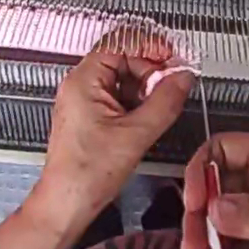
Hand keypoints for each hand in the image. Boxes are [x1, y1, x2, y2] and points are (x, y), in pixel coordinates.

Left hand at [25, 51, 193, 238]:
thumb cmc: (86, 174)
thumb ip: (165, 101)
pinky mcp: (91, 116)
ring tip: (163, 103)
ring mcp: (85, 100)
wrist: (65, 206)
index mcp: (84, 80)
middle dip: (151, 69)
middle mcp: (81, 85)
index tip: (172, 56)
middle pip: (123, 58)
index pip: (120, 42)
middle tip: (174, 82)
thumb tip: (183, 77)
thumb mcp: (136, 134)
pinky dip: (138, 101)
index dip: (150, 46)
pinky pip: (119, 96)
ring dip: (146, 86)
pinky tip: (150, 116)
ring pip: (123, 78)